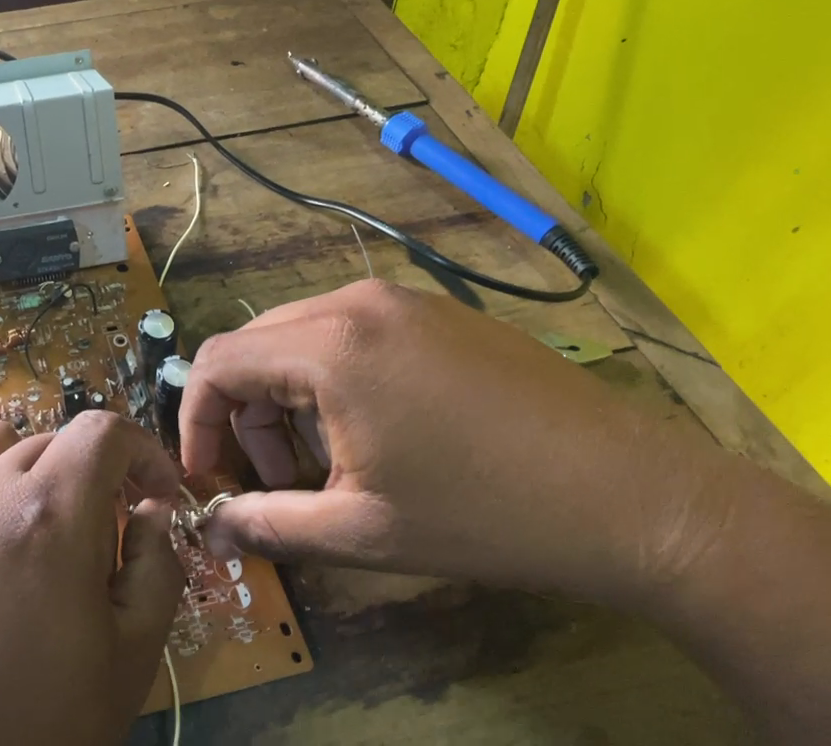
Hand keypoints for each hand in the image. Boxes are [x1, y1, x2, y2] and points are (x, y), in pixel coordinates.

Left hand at [0, 411, 184, 745]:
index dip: (141, 453)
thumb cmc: (37, 727)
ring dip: (20, 470)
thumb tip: (151, 512)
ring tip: (25, 528)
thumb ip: (156, 568)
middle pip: (49, 442)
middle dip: (87, 478)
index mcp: (50, 513)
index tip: (151, 495)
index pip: (104, 431)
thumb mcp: (128, 660)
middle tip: (93, 540)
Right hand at [181, 280, 730, 602]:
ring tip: (332, 464)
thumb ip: (269, 524)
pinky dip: (335, 379)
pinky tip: (380, 433)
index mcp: (329, 344)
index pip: (216, 361)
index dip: (195, 421)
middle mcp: (357, 301)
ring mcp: (404, 299)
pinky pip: (353, 333)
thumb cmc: (485, 514)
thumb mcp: (362, 531)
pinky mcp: (440, 312)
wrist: (635, 497)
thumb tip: (213, 529)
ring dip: (290, 398)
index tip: (211, 477)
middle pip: (256, 344)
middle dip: (246, 414)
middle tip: (277, 480)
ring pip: (303, 337)